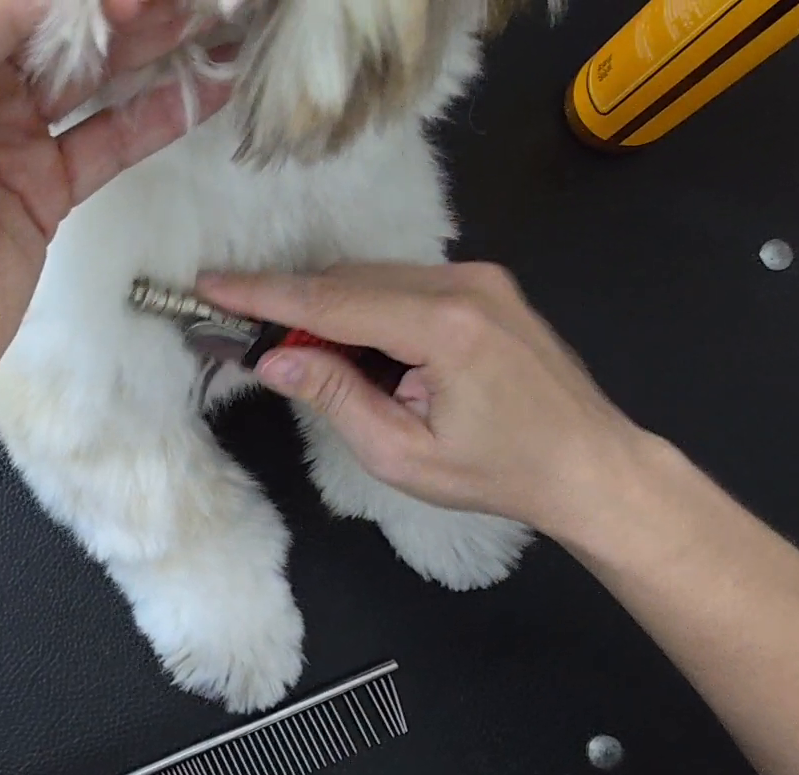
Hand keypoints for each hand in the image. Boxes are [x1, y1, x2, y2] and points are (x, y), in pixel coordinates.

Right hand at [199, 263, 652, 537]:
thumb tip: (272, 360)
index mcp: (443, 327)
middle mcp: (462, 285)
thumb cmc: (494, 471)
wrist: (589, 462)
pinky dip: (357, 309)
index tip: (210, 285)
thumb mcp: (399, 451)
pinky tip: (345, 346)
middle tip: (238, 334)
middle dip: (286, 303)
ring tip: (292, 352)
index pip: (329, 301)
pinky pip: (398, 285)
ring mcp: (477, 279)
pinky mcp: (482, 287)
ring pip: (370, 278)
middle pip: (346, 280)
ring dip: (322, 308)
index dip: (262, 294)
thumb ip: (334, 395)